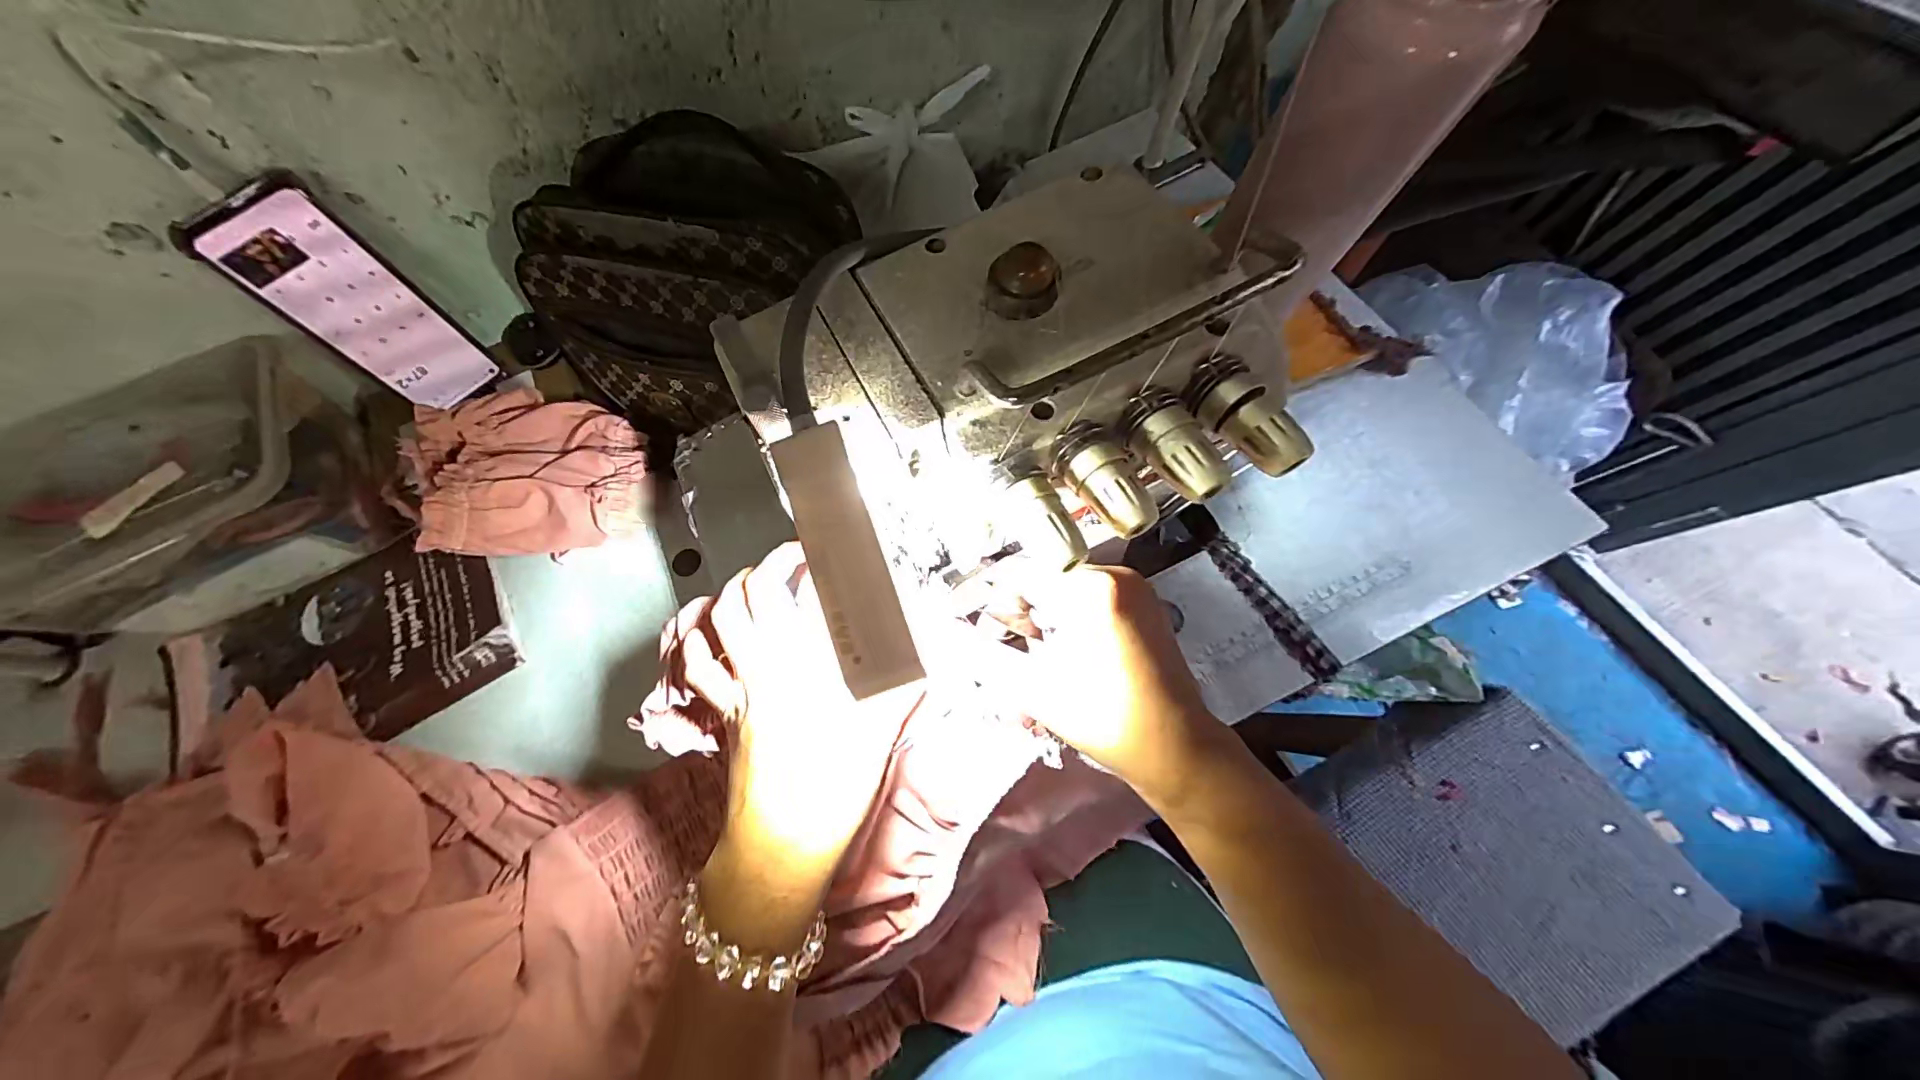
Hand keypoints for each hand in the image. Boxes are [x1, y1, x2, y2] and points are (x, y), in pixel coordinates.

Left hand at [672, 543, 922, 943]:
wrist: (784, 846)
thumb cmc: (836, 785)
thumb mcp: (883, 723)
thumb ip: (904, 675)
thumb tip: (924, 638)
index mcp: (806, 663)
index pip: (800, 591)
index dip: (806, 558)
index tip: (822, 548)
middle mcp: (765, 666)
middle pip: (748, 594)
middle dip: (767, 567)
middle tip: (789, 563)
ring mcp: (738, 689)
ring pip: (713, 624)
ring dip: (729, 595)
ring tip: (751, 588)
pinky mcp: (724, 715)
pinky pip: (695, 671)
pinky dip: (696, 643)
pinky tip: (711, 637)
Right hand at [963, 563, 1235, 808]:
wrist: (1177, 749)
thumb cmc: (1106, 720)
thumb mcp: (1034, 689)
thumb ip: (984, 656)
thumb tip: (949, 633)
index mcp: (1093, 588)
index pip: (1020, 572)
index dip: (983, 593)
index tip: (957, 613)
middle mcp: (1116, 575)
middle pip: (1042, 578)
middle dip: (1010, 610)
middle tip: (991, 641)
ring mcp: (1133, 589)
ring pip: (1063, 590)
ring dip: (1035, 617)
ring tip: (1021, 652)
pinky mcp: (1140, 606)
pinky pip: (1087, 599)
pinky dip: (1062, 619)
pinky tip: (1051, 650)